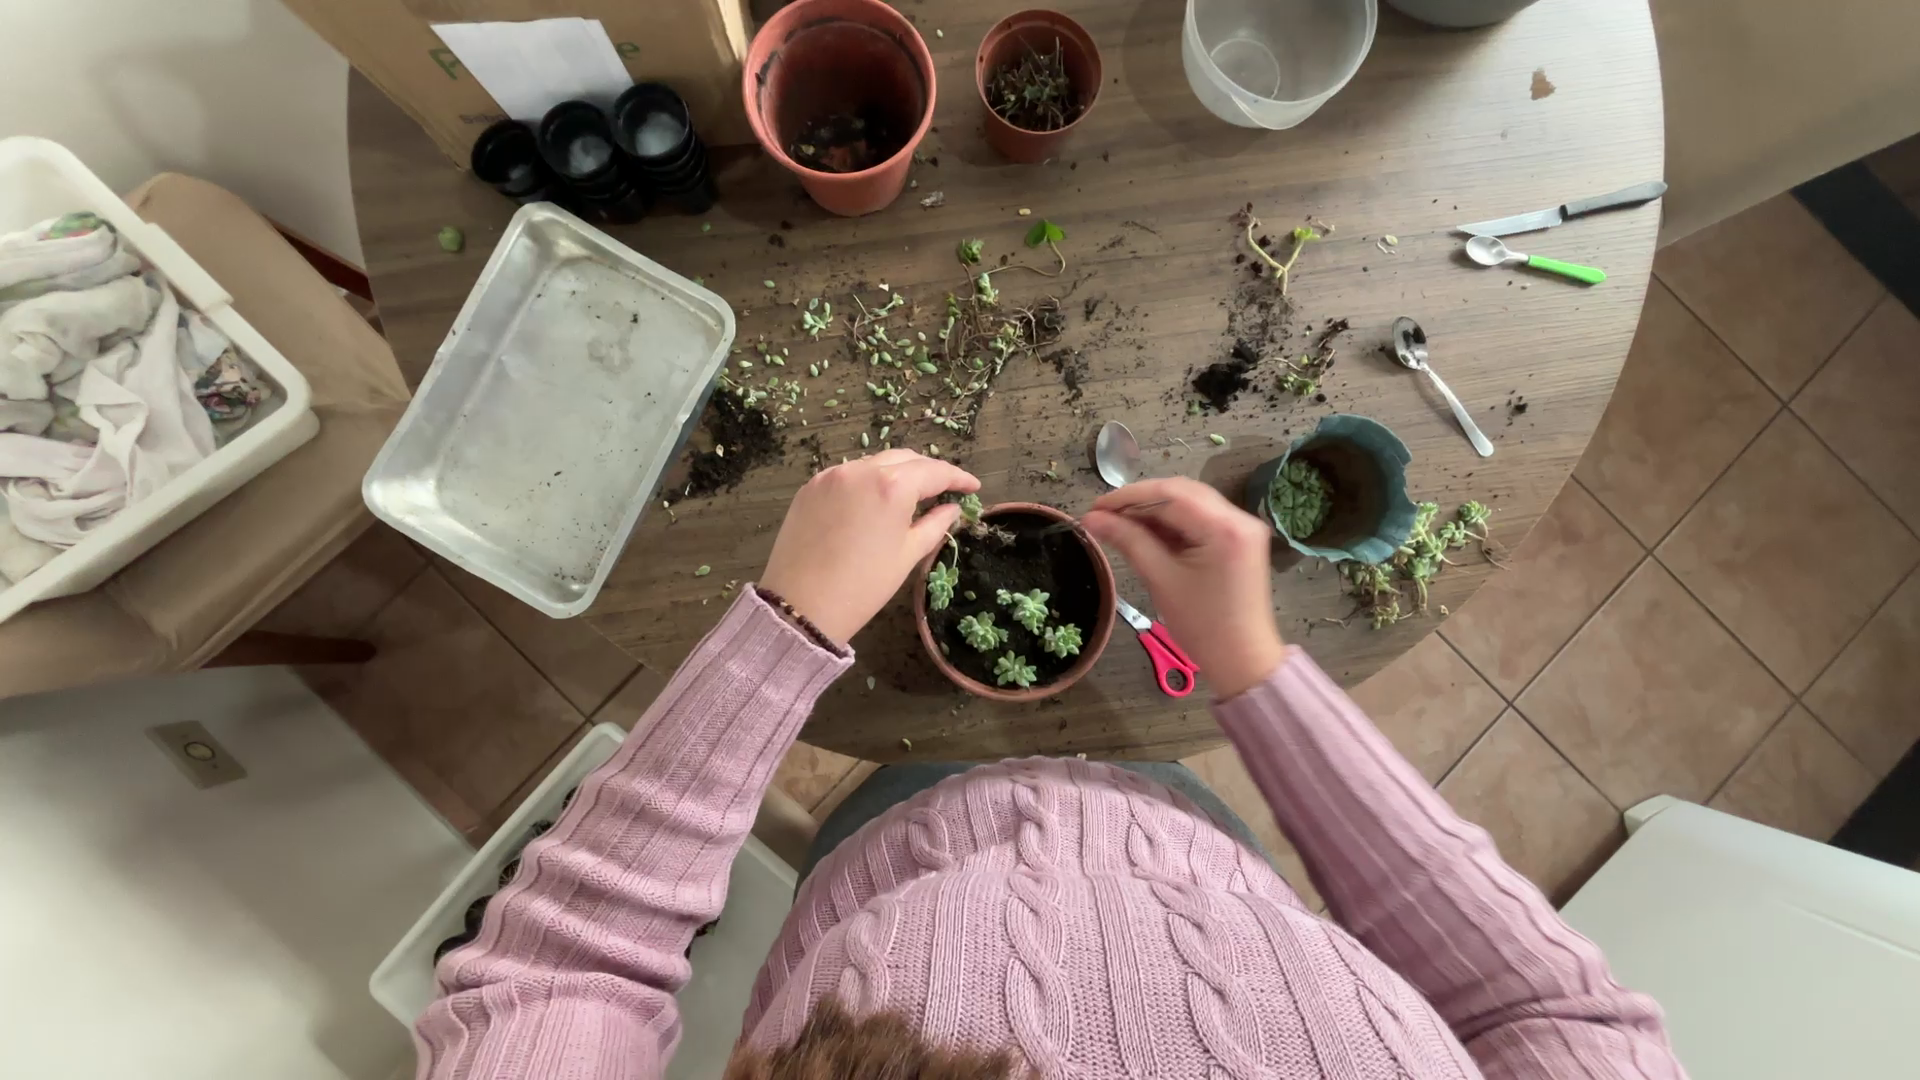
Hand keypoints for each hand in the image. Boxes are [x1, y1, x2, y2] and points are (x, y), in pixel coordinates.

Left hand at [760, 449, 979, 643]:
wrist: (801, 605)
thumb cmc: (863, 586)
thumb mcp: (907, 555)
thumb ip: (934, 525)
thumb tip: (952, 508)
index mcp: (892, 486)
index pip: (934, 472)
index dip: (957, 478)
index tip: (973, 486)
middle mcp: (861, 470)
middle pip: (904, 459)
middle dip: (927, 471)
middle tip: (944, 490)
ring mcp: (832, 475)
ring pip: (874, 463)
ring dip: (896, 473)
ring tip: (910, 495)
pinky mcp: (810, 487)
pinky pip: (848, 474)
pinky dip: (868, 481)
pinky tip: (874, 502)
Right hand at [1082, 478, 1286, 698]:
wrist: (1243, 659)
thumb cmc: (1202, 625)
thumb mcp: (1160, 578)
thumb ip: (1127, 540)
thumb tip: (1091, 518)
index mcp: (1224, 527)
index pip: (1170, 494)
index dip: (1128, 496)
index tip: (1095, 508)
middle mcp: (1238, 517)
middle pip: (1181, 492)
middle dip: (1140, 500)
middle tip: (1104, 515)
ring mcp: (1241, 526)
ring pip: (1189, 502)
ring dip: (1153, 509)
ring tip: (1120, 523)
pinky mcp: (1237, 537)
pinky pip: (1199, 517)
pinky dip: (1171, 521)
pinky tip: (1146, 531)